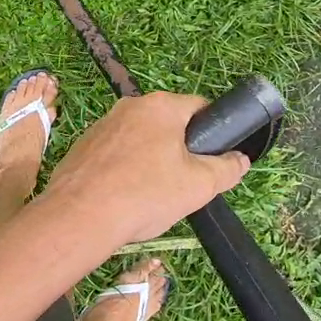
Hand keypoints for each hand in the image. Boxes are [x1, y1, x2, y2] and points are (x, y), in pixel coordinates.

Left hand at [38, 92, 249, 250]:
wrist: (80, 214)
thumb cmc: (145, 194)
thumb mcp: (199, 186)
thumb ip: (225, 169)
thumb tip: (239, 160)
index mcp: (161, 106)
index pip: (199, 107)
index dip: (212, 131)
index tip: (213, 158)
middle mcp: (130, 106)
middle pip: (168, 123)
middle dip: (180, 149)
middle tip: (185, 182)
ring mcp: (103, 123)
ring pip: (141, 138)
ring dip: (151, 159)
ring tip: (153, 194)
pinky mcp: (84, 144)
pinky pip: (116, 152)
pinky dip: (124, 168)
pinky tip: (125, 196)